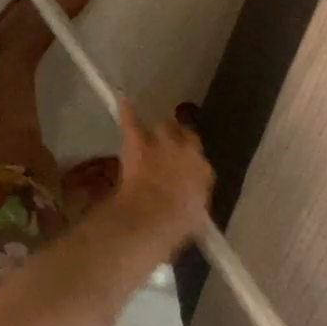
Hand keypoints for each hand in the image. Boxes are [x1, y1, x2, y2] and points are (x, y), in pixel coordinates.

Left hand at [107, 97, 213, 248]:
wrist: (152, 217)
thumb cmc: (175, 226)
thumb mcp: (191, 221)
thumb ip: (190, 207)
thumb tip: (186, 211)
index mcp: (204, 173)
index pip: (199, 161)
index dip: (188, 161)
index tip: (182, 167)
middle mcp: (187, 152)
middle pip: (183, 136)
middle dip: (176, 139)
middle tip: (168, 146)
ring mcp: (162, 144)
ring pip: (162, 127)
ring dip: (157, 130)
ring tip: (151, 131)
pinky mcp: (137, 143)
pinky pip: (132, 122)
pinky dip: (127, 111)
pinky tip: (123, 99)